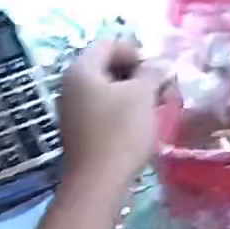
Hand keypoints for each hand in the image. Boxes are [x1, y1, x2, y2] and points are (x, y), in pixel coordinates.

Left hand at [58, 40, 170, 189]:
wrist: (97, 183)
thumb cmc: (120, 133)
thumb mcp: (142, 96)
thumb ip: (153, 72)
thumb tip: (159, 64)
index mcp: (81, 69)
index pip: (109, 44)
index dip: (137, 53)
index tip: (157, 73)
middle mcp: (70, 86)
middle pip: (107, 68)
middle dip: (136, 76)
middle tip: (159, 91)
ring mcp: (71, 112)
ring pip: (106, 93)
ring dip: (131, 97)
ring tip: (153, 111)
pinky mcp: (78, 134)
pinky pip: (102, 114)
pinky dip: (121, 115)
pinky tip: (137, 130)